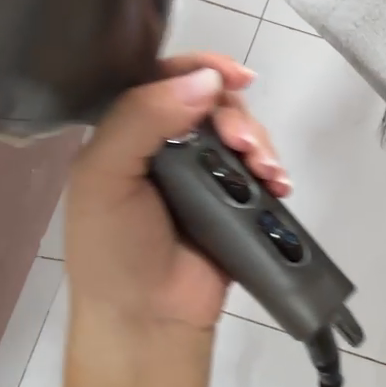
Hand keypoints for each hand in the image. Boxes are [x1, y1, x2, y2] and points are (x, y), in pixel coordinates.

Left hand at [65, 55, 289, 329]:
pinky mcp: (236, 203)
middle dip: (238, 117)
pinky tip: (279, 184)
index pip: (164, 79)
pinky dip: (275, 170)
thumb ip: (143, 118)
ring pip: (243, 135)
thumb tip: (207, 80)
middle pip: (214, 104)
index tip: (235, 76)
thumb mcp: (106, 176)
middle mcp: (168, 146)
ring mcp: (206, 176)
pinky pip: (261, 171)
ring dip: (262, 144)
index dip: (201, 68)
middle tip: (244, 146)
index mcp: (127, 132)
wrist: (149, 317)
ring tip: (267, 172)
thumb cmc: (114, 247)